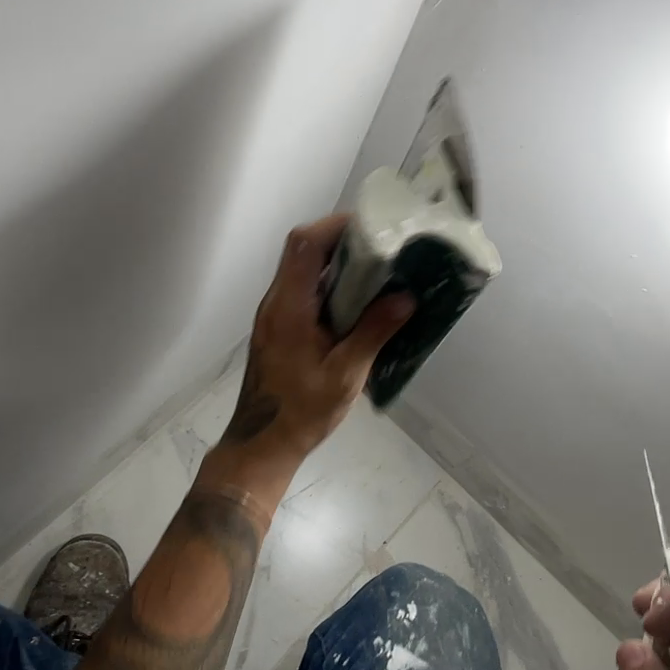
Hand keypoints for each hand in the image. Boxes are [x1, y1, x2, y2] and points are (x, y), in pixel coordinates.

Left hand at [217, 213, 412, 459]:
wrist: (263, 442)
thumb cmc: (302, 412)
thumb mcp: (345, 375)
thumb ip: (373, 333)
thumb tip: (406, 298)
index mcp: (289, 308)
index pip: (304, 245)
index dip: (336, 227)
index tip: (372, 229)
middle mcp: (276, 302)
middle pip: (303, 251)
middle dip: (342, 241)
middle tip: (382, 249)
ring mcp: (274, 314)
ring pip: (303, 269)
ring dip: (336, 263)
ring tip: (378, 271)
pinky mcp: (279, 326)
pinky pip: (303, 291)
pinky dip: (329, 285)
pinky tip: (358, 302)